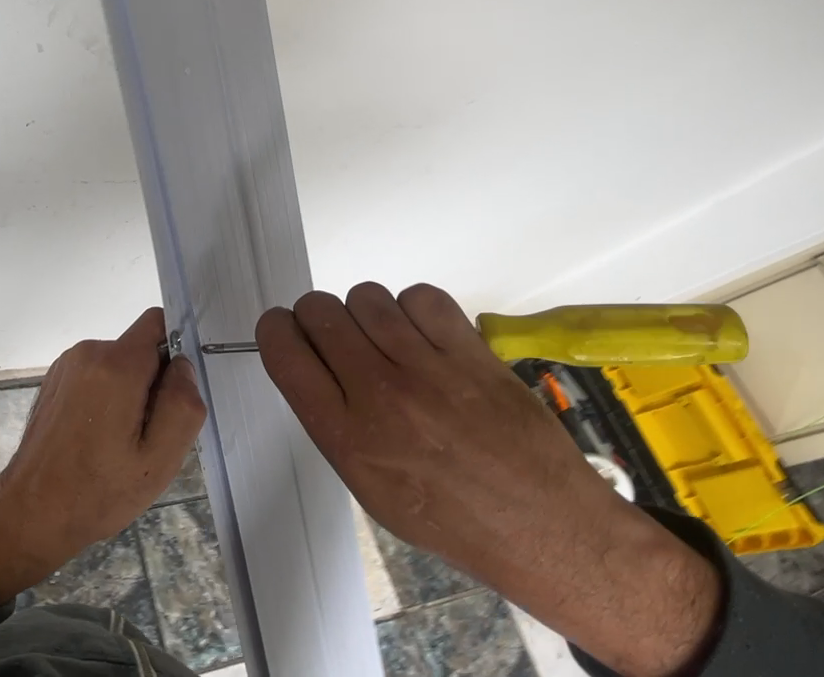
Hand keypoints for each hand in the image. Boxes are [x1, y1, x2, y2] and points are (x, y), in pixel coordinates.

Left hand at [0, 307, 205, 602]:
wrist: (33, 511)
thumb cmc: (100, 490)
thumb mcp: (160, 458)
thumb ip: (182, 404)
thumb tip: (182, 365)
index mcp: (115, 365)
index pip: (158, 324)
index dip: (175, 354)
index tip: (174, 396)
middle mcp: (87, 352)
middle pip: (139, 349)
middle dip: (153, 384)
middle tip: (148, 436)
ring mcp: (66, 364)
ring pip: (119, 365)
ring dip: (130, 394)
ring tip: (121, 443)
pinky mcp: (54, 379)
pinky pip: (97, 375)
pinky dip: (107, 399)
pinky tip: (98, 439)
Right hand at [257, 283, 720, 676]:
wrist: (545, 529)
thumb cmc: (449, 518)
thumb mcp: (367, 485)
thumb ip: (331, 419)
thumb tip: (313, 361)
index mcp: (345, 437)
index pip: (283, 348)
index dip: (278, 330)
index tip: (290, 335)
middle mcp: (379, 396)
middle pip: (319, 310)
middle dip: (319, 317)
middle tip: (342, 340)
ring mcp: (429, 370)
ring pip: (366, 296)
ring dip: (368, 314)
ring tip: (390, 342)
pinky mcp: (472, 353)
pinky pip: (421, 296)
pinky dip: (415, 309)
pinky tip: (426, 338)